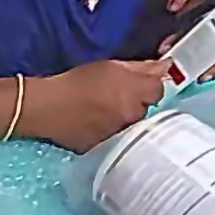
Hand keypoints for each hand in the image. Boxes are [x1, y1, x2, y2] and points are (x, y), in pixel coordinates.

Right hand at [24, 60, 170, 152]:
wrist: (49, 108)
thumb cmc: (78, 82)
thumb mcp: (111, 66)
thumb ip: (142, 67)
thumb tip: (165, 66)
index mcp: (135, 92)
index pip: (158, 91)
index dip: (148, 87)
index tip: (136, 86)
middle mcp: (130, 116)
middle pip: (144, 111)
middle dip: (135, 105)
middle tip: (115, 99)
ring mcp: (118, 135)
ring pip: (129, 128)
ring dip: (122, 121)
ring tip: (102, 115)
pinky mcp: (103, 148)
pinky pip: (113, 141)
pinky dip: (108, 134)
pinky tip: (94, 127)